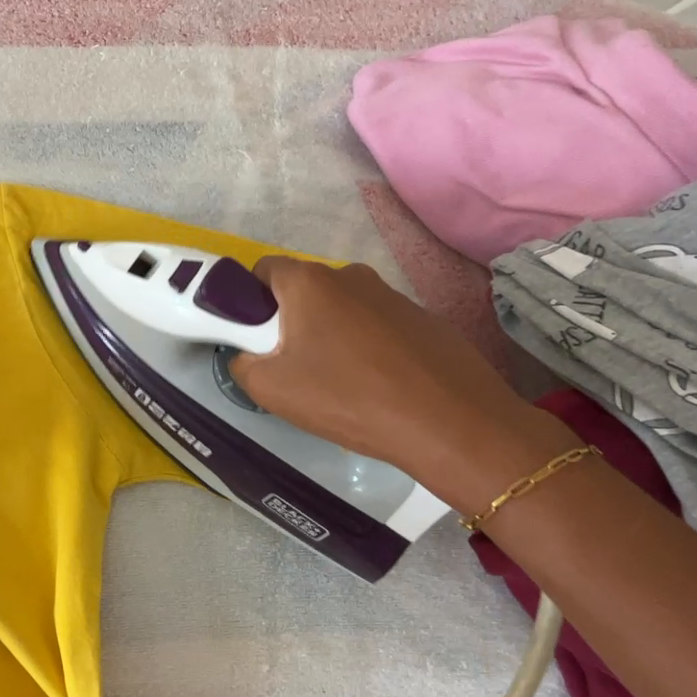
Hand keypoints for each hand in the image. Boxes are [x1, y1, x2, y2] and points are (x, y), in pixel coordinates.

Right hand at [227, 257, 570, 504]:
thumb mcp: (270, 388)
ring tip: (337, 380)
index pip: (261, 270)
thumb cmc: (349, 398)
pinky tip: (376, 385)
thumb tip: (247, 354)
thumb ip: (241, 363)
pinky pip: (377, 326)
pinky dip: (367, 347)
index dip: (247, 300)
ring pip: (342, 309)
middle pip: (302, 290)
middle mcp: (349, 276)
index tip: (250, 337)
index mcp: (308, 282)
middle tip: (290, 365)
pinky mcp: (425, 319)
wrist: (454, 425)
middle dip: (289, 319)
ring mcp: (392, 295)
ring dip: (330, 333)